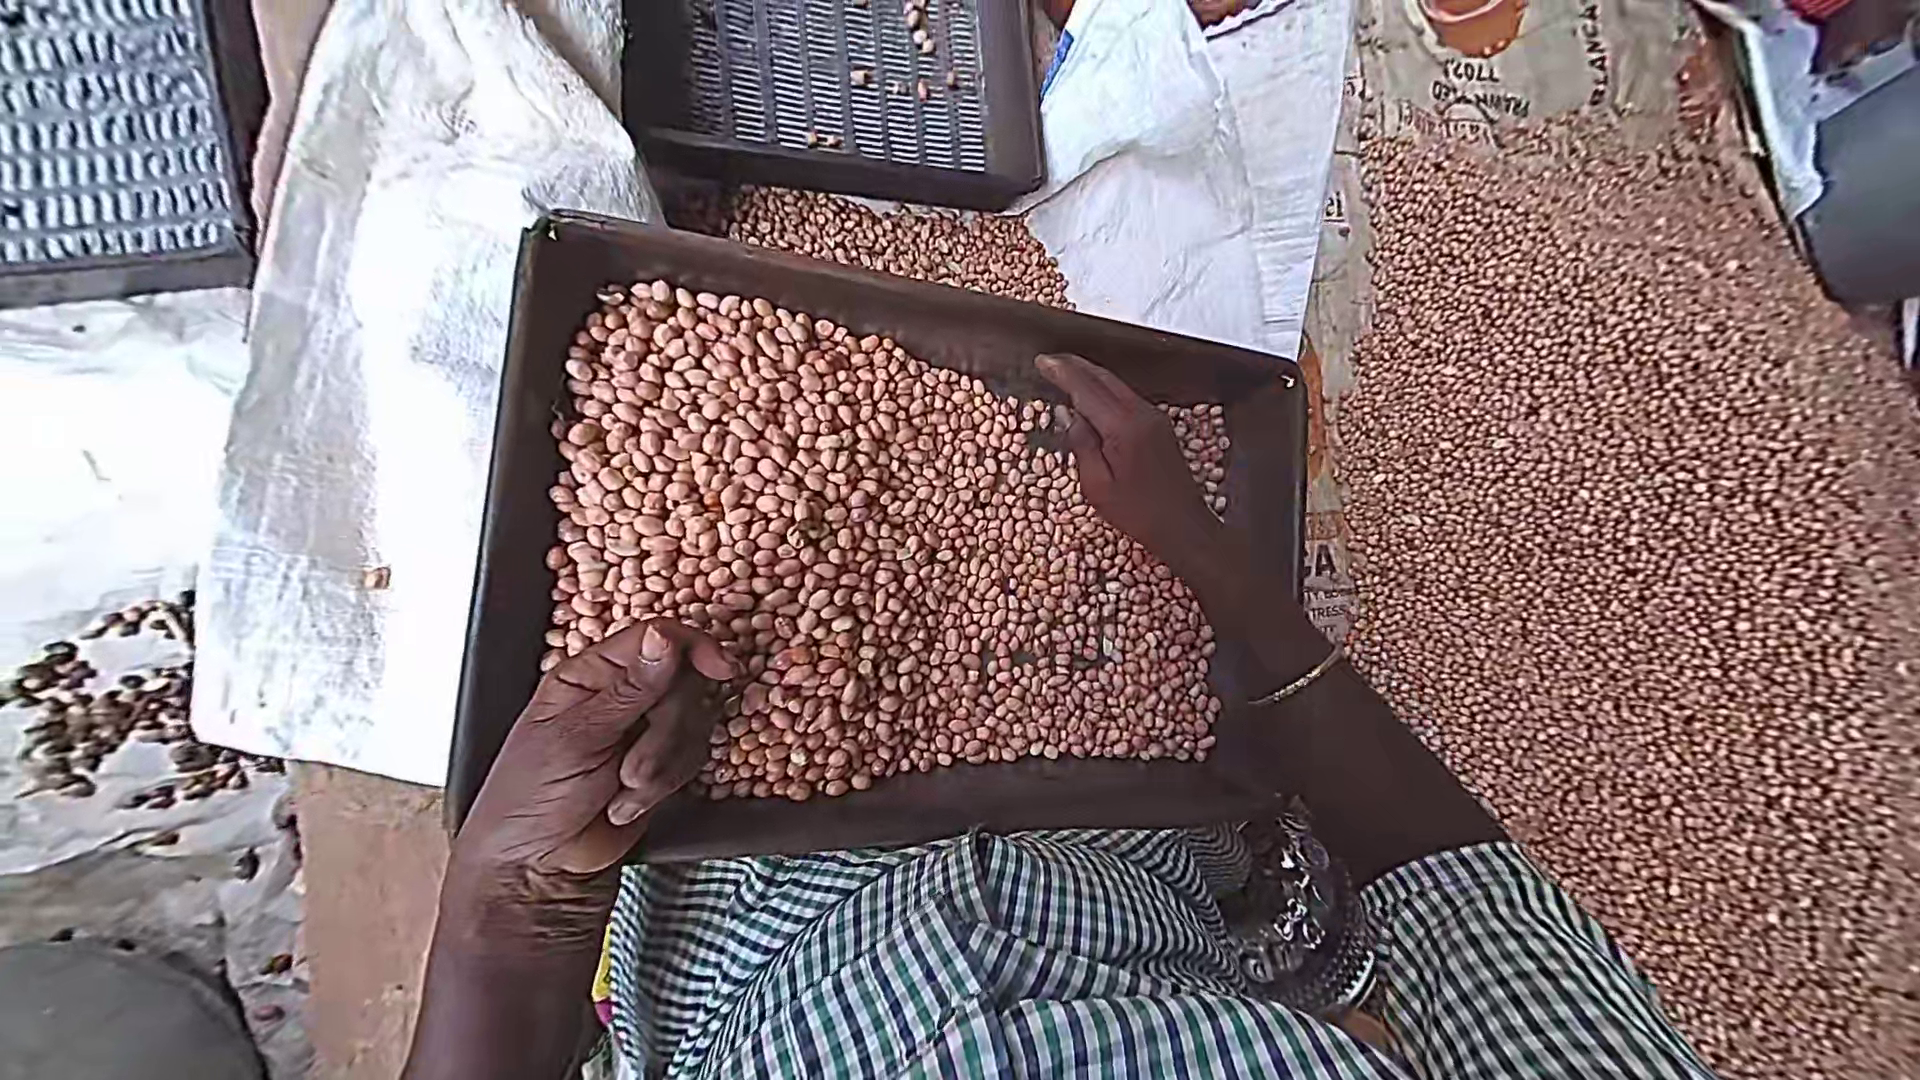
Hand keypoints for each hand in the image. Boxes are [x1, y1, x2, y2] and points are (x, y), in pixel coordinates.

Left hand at [443, 620, 734, 942]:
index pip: (655, 638)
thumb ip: (630, 688)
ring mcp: (646, 725)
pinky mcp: (664, 758)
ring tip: (623, 791)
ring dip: (663, 762)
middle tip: (633, 767)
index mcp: (591, 674)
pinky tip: (628, 803)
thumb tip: (665, 637)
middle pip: (683, 680)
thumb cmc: (530, 802)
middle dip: (666, 728)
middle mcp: (624, 692)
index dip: (693, 647)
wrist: (538, 873)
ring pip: (693, 719)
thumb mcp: (576, 740)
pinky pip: (693, 753)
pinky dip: (666, 782)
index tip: (720, 668)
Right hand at [1036, 352, 1226, 582]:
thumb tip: (1067, 412)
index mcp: (1123, 428)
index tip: (1042, 361)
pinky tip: (1092, 395)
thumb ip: (1081, 444)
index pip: (1086, 389)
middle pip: (1103, 378)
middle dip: (1074, 365)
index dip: (1062, 373)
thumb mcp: (1096, 485)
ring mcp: (1154, 418)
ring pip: (1116, 385)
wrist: (1183, 525)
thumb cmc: (1136, 513)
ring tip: (1065, 372)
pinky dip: (1105, 389)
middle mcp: (1141, 414)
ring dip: (1090, 374)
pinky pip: (1126, 397)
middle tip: (1049, 360)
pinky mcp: (1159, 426)